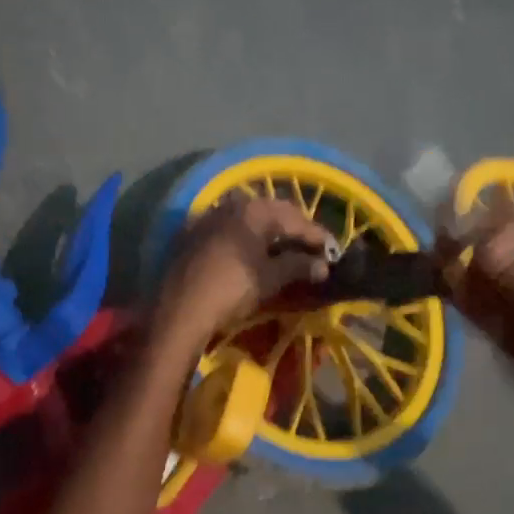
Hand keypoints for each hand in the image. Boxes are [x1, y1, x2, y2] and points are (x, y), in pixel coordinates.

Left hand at [152, 196, 335, 345]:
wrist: (180, 309)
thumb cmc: (231, 289)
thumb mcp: (270, 278)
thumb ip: (298, 267)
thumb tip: (323, 265)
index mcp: (254, 210)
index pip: (295, 219)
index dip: (316, 235)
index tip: (333, 250)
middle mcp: (231, 204)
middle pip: (272, 213)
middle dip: (294, 229)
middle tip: (311, 247)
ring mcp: (210, 217)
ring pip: (250, 219)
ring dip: (270, 232)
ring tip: (285, 249)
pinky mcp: (194, 233)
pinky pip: (230, 229)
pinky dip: (247, 238)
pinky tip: (254, 253)